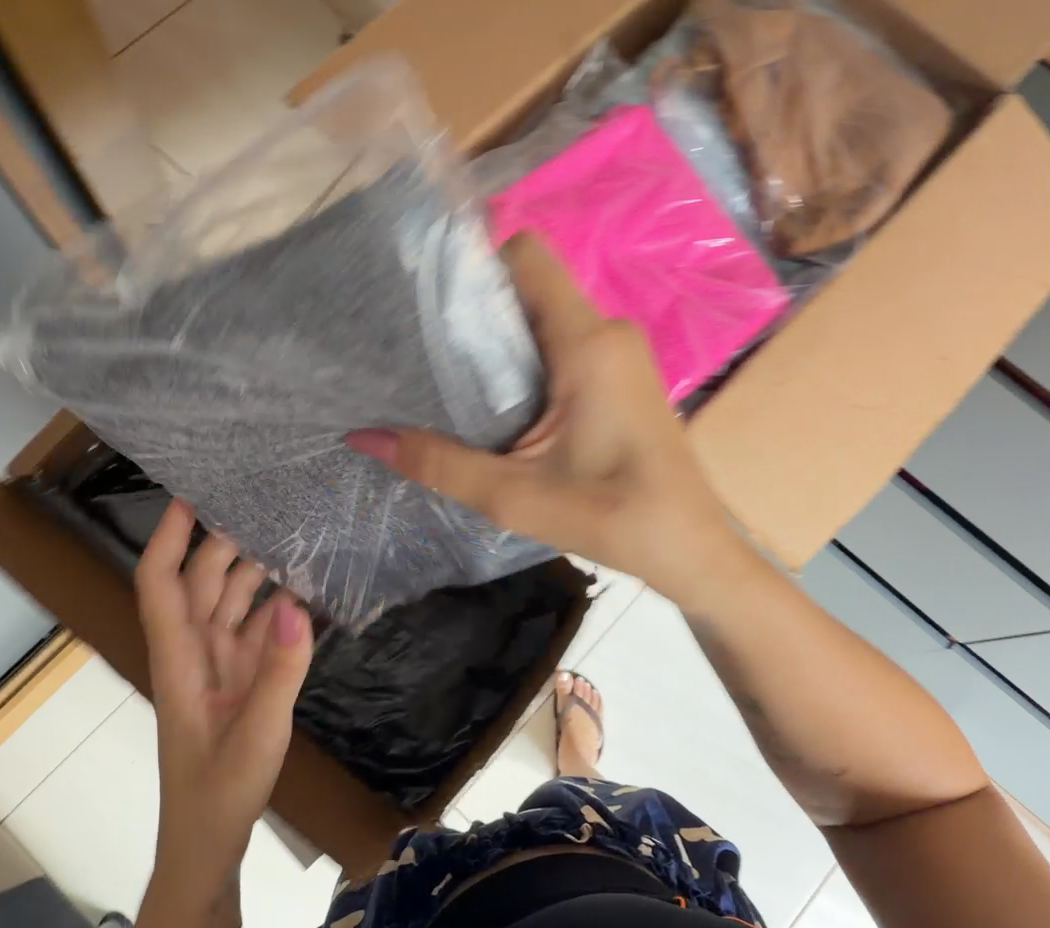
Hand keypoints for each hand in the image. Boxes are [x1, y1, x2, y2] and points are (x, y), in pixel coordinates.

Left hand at [135, 501, 312, 902]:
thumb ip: (278, 671)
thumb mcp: (256, 735)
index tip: (192, 494)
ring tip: (294, 533)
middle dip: (225, 543)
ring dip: (255, 572)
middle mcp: (195, 654)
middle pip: (202, 583)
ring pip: (232, 605)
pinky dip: (277, 610)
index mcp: (178, 660)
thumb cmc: (218, 794)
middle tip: (268, 502)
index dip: (169, 538)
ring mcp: (219, 669)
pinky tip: (306, 589)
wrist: (209, 846)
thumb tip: (295, 602)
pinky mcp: (242, 684)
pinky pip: (257, 634)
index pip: (161, 584)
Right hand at [345, 232, 743, 602]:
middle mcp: (608, 331)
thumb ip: (436, 462)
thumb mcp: (513, 496)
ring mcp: (621, 353)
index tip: (427, 298)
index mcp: (587, 342)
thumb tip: (360, 437)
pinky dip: (527, 361)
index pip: (526, 255)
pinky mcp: (623, 377)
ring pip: (546, 318)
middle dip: (477, 310)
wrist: (689, 549)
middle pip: (530, 287)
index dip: (475, 264)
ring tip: (450, 377)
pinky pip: (564, 345)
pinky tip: (497, 403)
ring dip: (500, 341)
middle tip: (422, 346)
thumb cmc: (611, 517)